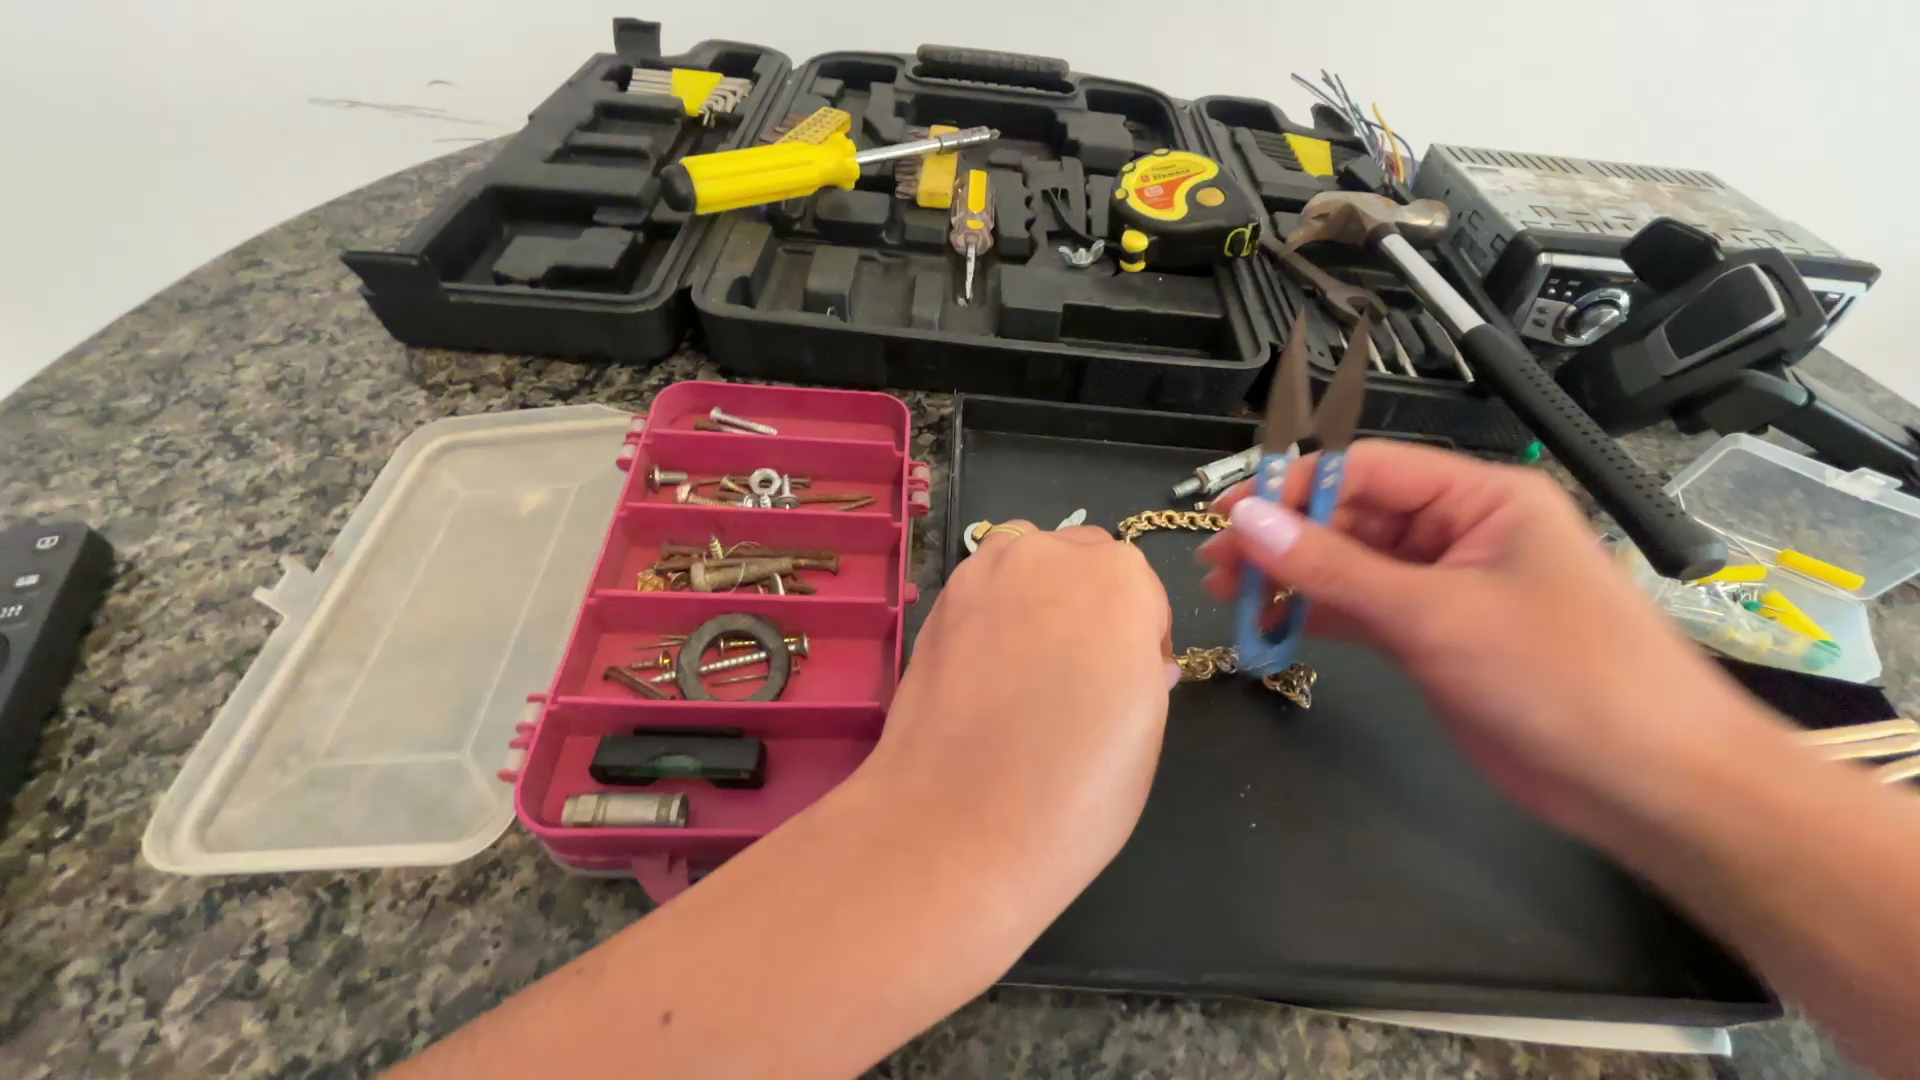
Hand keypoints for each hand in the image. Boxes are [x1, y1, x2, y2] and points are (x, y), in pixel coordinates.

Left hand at [852, 520, 1175, 935]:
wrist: (959, 823)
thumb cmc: (1078, 786)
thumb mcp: (1147, 728)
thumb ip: (1144, 670)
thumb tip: (1136, 660)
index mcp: (1119, 579)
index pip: (1144, 589)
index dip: (1141, 638)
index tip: (1127, 684)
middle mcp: (1049, 556)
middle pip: (1084, 557)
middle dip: (1093, 600)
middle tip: (1079, 669)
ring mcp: (984, 572)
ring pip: (1029, 556)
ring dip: (1041, 588)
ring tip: (1030, 656)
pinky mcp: (939, 601)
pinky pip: (983, 581)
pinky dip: (995, 604)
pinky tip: (987, 662)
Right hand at [1197, 441, 1760, 835]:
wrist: (1651, 786)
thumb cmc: (1562, 678)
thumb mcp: (1435, 615)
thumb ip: (1333, 569)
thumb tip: (1245, 523)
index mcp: (1479, 498)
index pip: (1365, 470)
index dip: (1290, 487)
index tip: (1227, 513)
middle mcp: (1457, 531)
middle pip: (1348, 518)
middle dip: (1281, 539)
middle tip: (1216, 563)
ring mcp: (1442, 586)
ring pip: (1346, 566)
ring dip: (1289, 578)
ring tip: (1227, 592)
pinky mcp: (1430, 635)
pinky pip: (1357, 609)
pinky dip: (1313, 615)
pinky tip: (1270, 624)